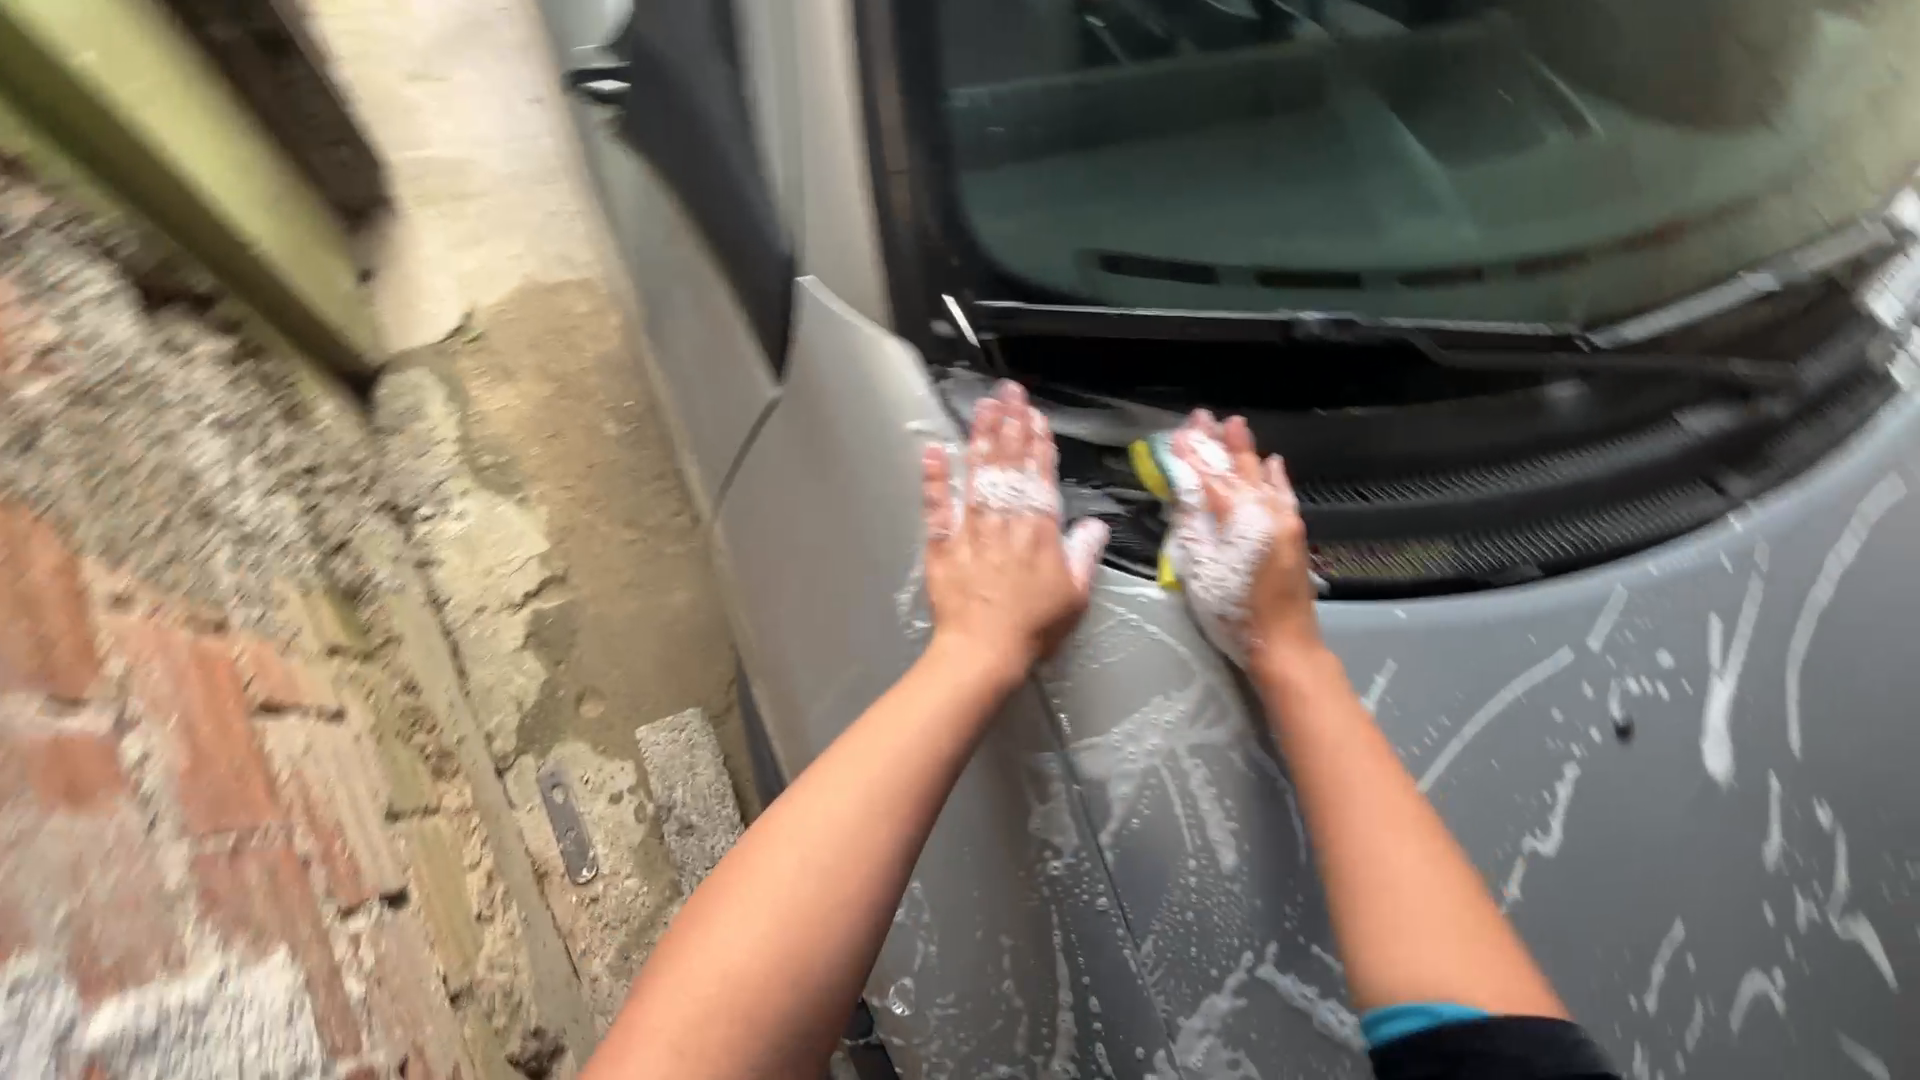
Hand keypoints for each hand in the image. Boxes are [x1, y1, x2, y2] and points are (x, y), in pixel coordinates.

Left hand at [920, 381, 1108, 683]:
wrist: (983, 651)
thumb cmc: (1034, 628)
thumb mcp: (1075, 596)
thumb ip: (1084, 555)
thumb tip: (1095, 524)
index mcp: (1039, 532)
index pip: (1039, 477)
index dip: (1038, 444)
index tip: (1035, 415)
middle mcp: (1005, 522)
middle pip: (1008, 466)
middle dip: (1010, 425)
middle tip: (1009, 391)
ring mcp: (971, 530)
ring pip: (977, 476)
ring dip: (980, 437)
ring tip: (983, 405)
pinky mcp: (941, 544)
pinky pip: (937, 506)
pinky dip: (934, 477)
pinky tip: (933, 449)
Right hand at [1166, 411, 1323, 671]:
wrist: (1284, 643)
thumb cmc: (1232, 610)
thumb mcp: (1198, 568)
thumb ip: (1190, 522)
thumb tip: (1183, 486)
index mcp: (1237, 514)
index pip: (1207, 475)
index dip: (1188, 454)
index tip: (1174, 434)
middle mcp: (1264, 508)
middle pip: (1236, 467)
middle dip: (1217, 441)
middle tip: (1202, 416)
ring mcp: (1283, 519)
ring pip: (1260, 474)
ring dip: (1244, 450)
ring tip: (1233, 424)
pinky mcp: (1293, 533)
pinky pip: (1283, 492)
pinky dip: (1274, 475)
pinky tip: (1272, 462)